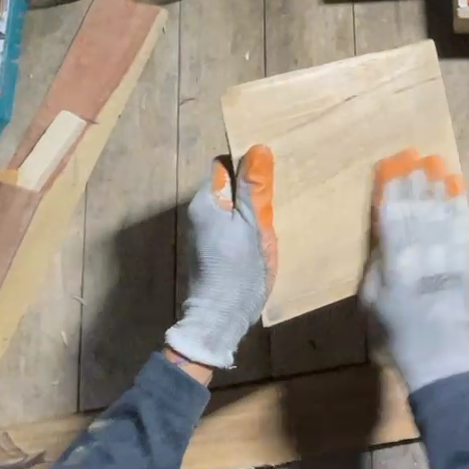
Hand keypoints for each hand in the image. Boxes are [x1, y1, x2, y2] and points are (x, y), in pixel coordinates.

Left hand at [164, 145, 276, 371]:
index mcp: (206, 201)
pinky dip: (241, 228)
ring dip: (247, 212)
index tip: (267, 182)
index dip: (247, 169)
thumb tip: (258, 148)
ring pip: (228, 207)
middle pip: (227, 186)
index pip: (225, 166)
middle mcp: (197, 212)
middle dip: (249, 192)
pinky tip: (256, 242)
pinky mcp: (206, 250)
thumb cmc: (240, 270)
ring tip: (266, 224)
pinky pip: (226, 226)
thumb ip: (254, 187)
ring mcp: (200, 232)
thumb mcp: (255, 224)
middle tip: (272, 206)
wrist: (219, 320)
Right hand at [360, 149, 468, 392]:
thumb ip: (376, 267)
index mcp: (395, 264)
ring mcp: (444, 258)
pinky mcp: (463, 264)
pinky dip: (458, 208)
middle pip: (416, 210)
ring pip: (439, 215)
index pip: (392, 218)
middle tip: (415, 156)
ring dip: (437, 188)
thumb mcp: (372, 302)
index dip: (391, 191)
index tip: (391, 168)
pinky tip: (457, 191)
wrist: (438, 356)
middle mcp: (421, 254)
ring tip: (436, 164)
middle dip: (415, 182)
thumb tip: (382, 240)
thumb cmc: (396, 333)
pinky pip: (460, 230)